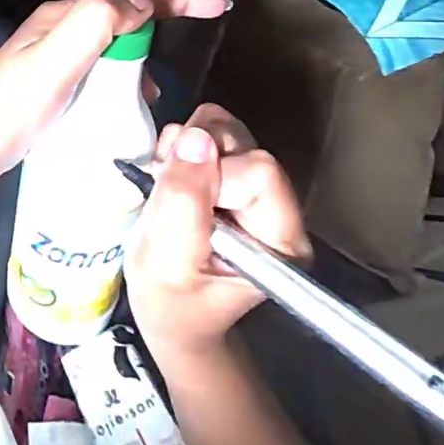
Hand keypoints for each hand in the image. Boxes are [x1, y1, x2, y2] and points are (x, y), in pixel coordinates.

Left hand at [0, 0, 229, 191]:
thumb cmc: (10, 108)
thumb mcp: (54, 60)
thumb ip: (95, 23)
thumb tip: (140, 3)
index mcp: (60, 18)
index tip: (217, 6)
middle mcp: (57, 31)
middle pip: (121, 22)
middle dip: (154, 40)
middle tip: (164, 81)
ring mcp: (52, 59)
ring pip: (112, 52)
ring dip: (138, 69)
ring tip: (149, 102)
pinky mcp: (52, 86)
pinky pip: (99, 76)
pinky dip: (120, 88)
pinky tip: (122, 112)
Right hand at [125, 104, 310, 360]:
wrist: (172, 314)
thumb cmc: (170, 304)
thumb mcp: (166, 262)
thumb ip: (182, 199)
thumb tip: (195, 137)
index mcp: (279, 238)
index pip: (256, 172)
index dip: (210, 175)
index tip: (177, 204)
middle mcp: (278, 207)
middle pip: (241, 142)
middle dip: (191, 154)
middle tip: (164, 187)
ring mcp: (255, 189)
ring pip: (223, 130)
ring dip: (182, 148)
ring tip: (165, 184)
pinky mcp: (232, 175)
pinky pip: (207, 134)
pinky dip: (178, 147)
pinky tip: (168, 176)